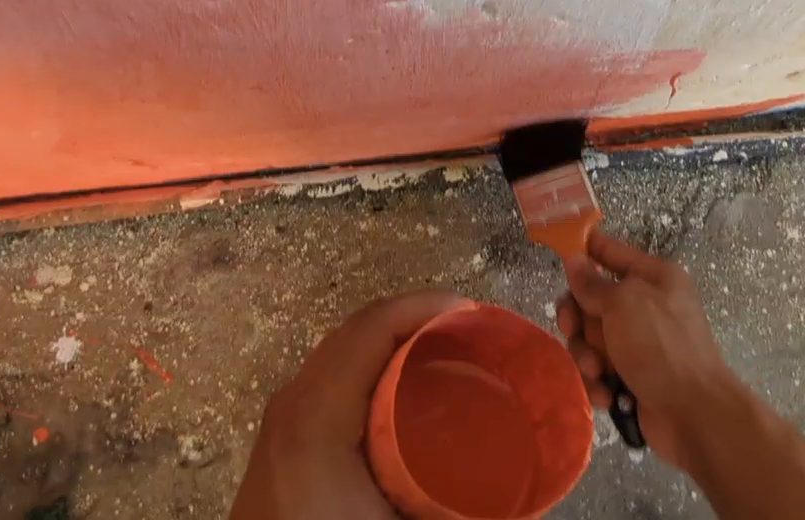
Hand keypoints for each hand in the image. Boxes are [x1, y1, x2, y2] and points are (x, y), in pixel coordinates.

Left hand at [230, 290, 468, 519]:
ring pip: (343, 346)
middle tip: (469, 333)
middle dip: (416, 316)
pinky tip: (400, 383)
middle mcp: (293, 398)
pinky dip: (371, 359)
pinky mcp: (281, 432)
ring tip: (443, 351)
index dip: (425, 305)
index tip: (473, 312)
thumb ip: (460, 512)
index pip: (372, 326)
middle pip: (358, 328)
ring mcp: (282, 413)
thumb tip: (522, 509)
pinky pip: (331, 370)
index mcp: (316, 414)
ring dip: (393, 336)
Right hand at [555, 231, 737, 474]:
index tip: (558, 253)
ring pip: (592, 338)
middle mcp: (647, 306)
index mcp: (654, 278)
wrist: (695, 415)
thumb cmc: (660, 345)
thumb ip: (592, 283)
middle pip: (593, 300)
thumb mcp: (622, 303)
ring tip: (597, 371)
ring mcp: (640, 344)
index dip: (585, 251)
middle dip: (578, 319)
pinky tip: (607, 394)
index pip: (611, 252)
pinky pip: (601, 370)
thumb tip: (574, 259)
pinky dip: (599, 382)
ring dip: (587, 355)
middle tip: (571, 330)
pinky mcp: (633, 377)